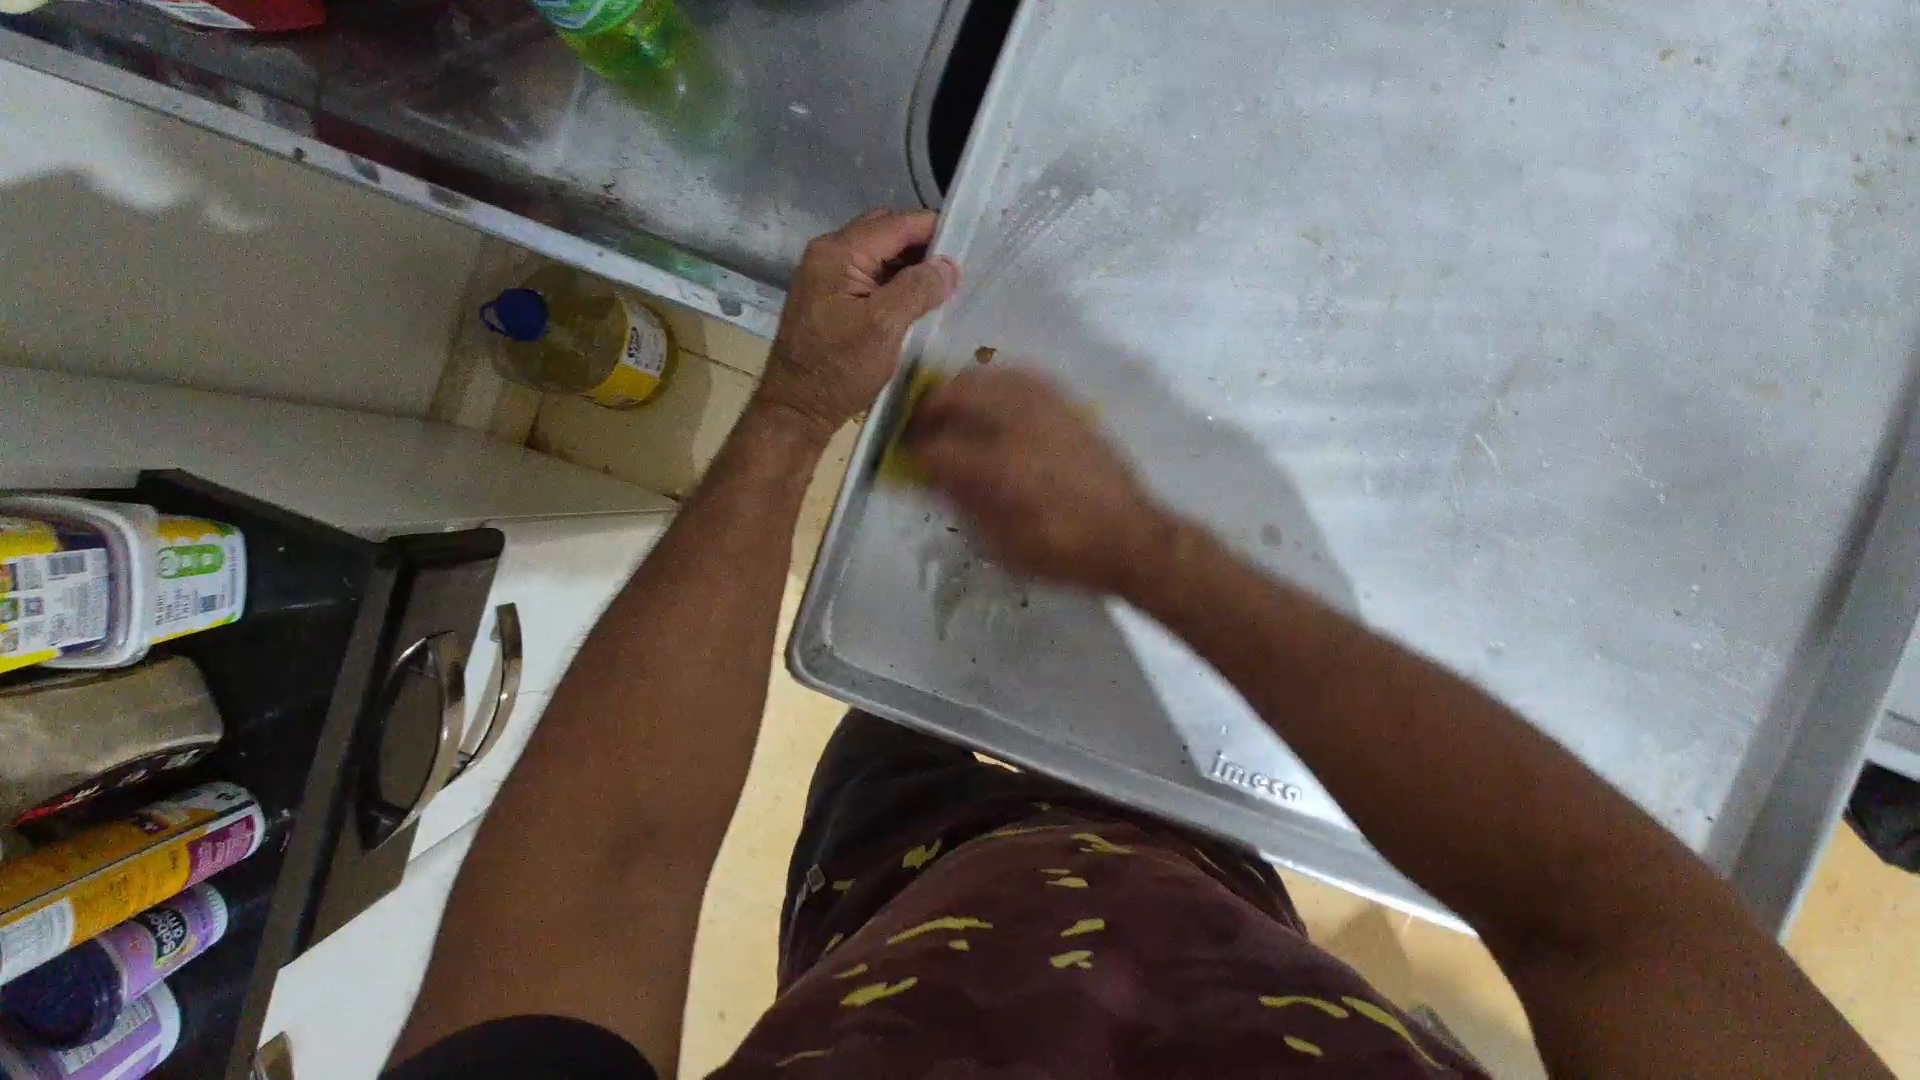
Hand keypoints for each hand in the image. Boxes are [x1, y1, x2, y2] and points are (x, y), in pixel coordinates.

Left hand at [756, 210, 960, 439]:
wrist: (798, 408)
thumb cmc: (839, 369)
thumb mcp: (884, 327)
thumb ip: (917, 289)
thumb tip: (949, 265)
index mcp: (837, 253)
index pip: (894, 224)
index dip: (932, 230)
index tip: (966, 244)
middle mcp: (827, 255)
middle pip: (884, 233)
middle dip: (920, 246)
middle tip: (954, 270)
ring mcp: (826, 278)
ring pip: (877, 256)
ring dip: (908, 267)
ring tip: (939, 288)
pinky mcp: (829, 300)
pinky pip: (868, 278)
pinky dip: (893, 283)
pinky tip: (914, 303)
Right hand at [905, 368, 1174, 593]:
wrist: (1130, 537)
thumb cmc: (1062, 553)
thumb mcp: (1001, 544)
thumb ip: (962, 504)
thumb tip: (932, 477)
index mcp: (998, 468)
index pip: (935, 448)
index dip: (910, 452)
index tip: (900, 458)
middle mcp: (1018, 427)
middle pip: (956, 395)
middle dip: (928, 409)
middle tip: (918, 427)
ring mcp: (1045, 410)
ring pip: (987, 377)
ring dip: (959, 390)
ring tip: (949, 409)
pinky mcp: (1067, 406)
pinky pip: (1022, 378)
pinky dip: (996, 383)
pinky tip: (991, 399)